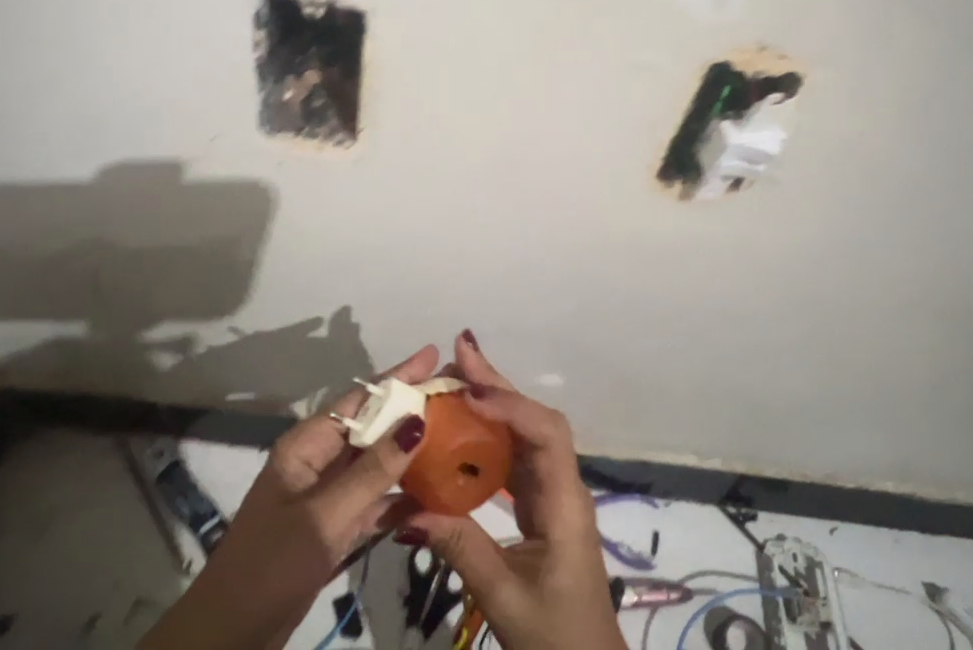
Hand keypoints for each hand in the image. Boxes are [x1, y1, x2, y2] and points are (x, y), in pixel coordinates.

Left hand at [137, 344, 439, 649]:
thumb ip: (372, 472)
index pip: (358, 400)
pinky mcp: (334, 528)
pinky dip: (402, 495)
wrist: (233, 631)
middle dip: (409, 410)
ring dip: (410, 451)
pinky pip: (374, 500)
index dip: (396, 377)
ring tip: (455, 434)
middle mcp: (317, 462)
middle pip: (370, 427)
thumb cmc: (271, 563)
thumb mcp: (324, 516)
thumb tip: (417, 421)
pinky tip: (435, 492)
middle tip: (454, 394)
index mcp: (305, 446)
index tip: (433, 355)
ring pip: (375, 463)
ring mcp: (326, 496)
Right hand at [397, 332, 627, 649]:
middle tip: (460, 350)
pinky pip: (515, 460)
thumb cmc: (557, 637)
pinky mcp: (539, 508)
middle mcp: (563, 488)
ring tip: (454, 379)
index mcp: (565, 504)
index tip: (470, 391)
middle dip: (498, 385)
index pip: (547, 435)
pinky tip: (462, 430)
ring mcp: (552, 496)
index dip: (511, 406)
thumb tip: (407, 508)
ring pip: (525, 435)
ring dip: (493, 404)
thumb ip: (460, 548)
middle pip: (536, 422)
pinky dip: (488, 437)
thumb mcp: (503, 597)